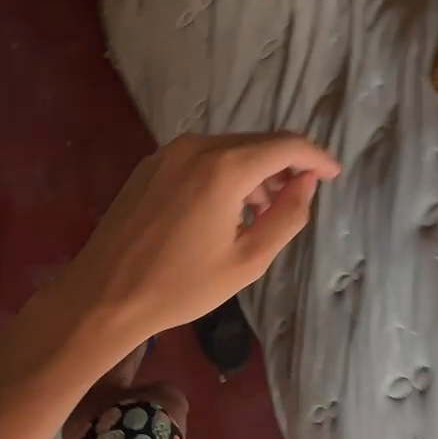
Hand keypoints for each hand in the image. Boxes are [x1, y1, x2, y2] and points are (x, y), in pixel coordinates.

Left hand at [47, 132, 339, 349]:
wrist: (104, 295)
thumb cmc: (180, 286)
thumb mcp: (248, 260)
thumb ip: (287, 215)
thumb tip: (306, 182)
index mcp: (224, 167)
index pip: (285, 144)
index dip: (315, 157)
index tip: (333, 174)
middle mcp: (196, 146)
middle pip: (257, 143)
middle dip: (285, 165)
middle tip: (298, 198)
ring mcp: (168, 153)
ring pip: (229, 148)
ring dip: (255, 170)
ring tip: (263, 209)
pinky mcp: (150, 165)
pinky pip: (202, 157)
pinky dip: (226, 172)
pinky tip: (226, 207)